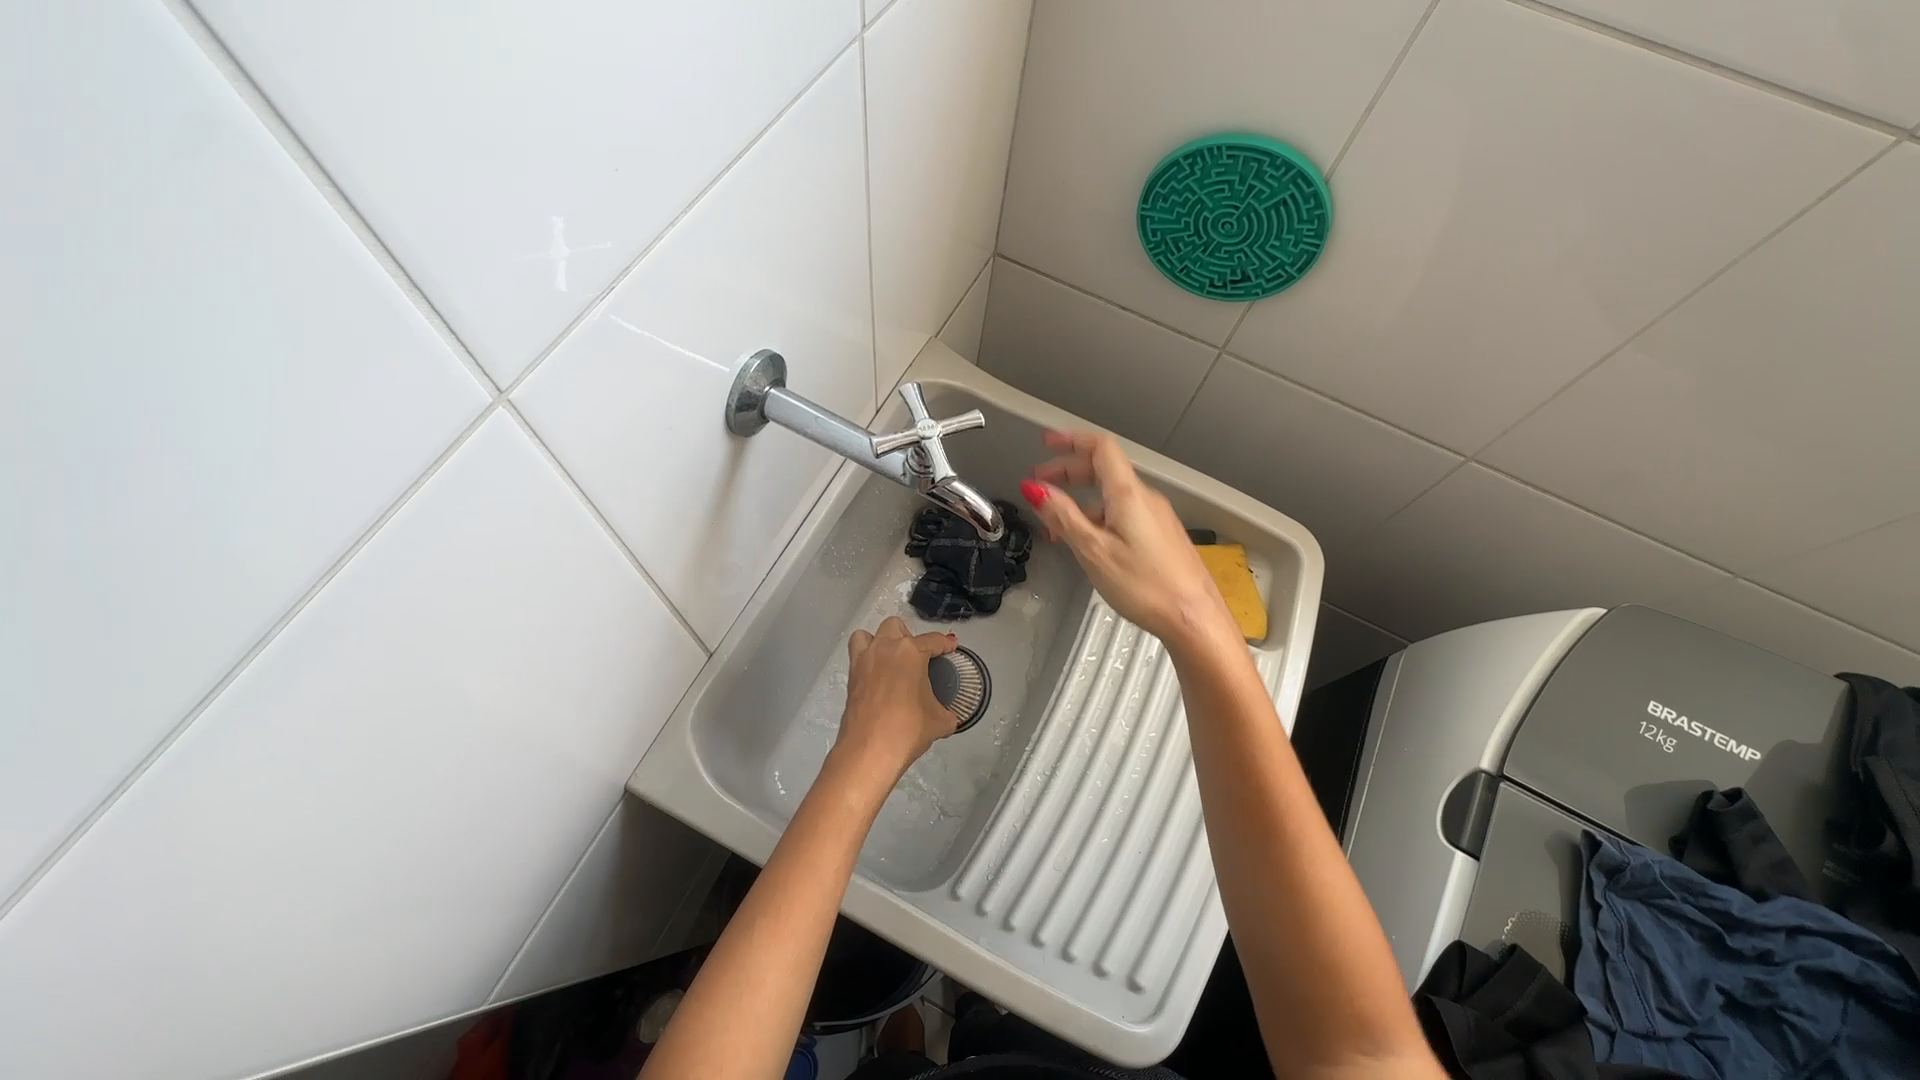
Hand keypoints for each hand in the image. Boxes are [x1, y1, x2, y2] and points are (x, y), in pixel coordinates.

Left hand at [833, 616, 959, 783]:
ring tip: (891, 660)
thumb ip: (947, 714)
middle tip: (917, 656)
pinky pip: (858, 656)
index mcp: (910, 652)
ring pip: (868, 635)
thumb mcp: (939, 721)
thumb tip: (951, 719)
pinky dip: (867, 660)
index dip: (945, 644)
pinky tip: (878, 678)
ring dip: (880, 641)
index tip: (950, 647)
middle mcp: (884, 648)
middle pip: (895, 626)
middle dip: (908, 636)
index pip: (933, 640)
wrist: (870, 749)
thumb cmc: (908, 729)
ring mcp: (863, 660)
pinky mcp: (851, 677)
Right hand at [1021, 430, 1237, 652]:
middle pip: (1104, 469)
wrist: (1194, 619)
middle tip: (1041, 482)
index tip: (1048, 442)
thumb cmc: (1149, 588)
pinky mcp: (1160, 537)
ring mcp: (1155, 518)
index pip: (1099, 448)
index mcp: (1128, 495)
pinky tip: (1086, 542)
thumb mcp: (1093, 551)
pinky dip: (1097, 518)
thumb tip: (1037, 490)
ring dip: (1080, 502)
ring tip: (1056, 524)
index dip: (1070, 440)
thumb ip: (1063, 516)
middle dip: (1068, 471)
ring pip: (1112, 496)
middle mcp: (1146, 499)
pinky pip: (1124, 514)